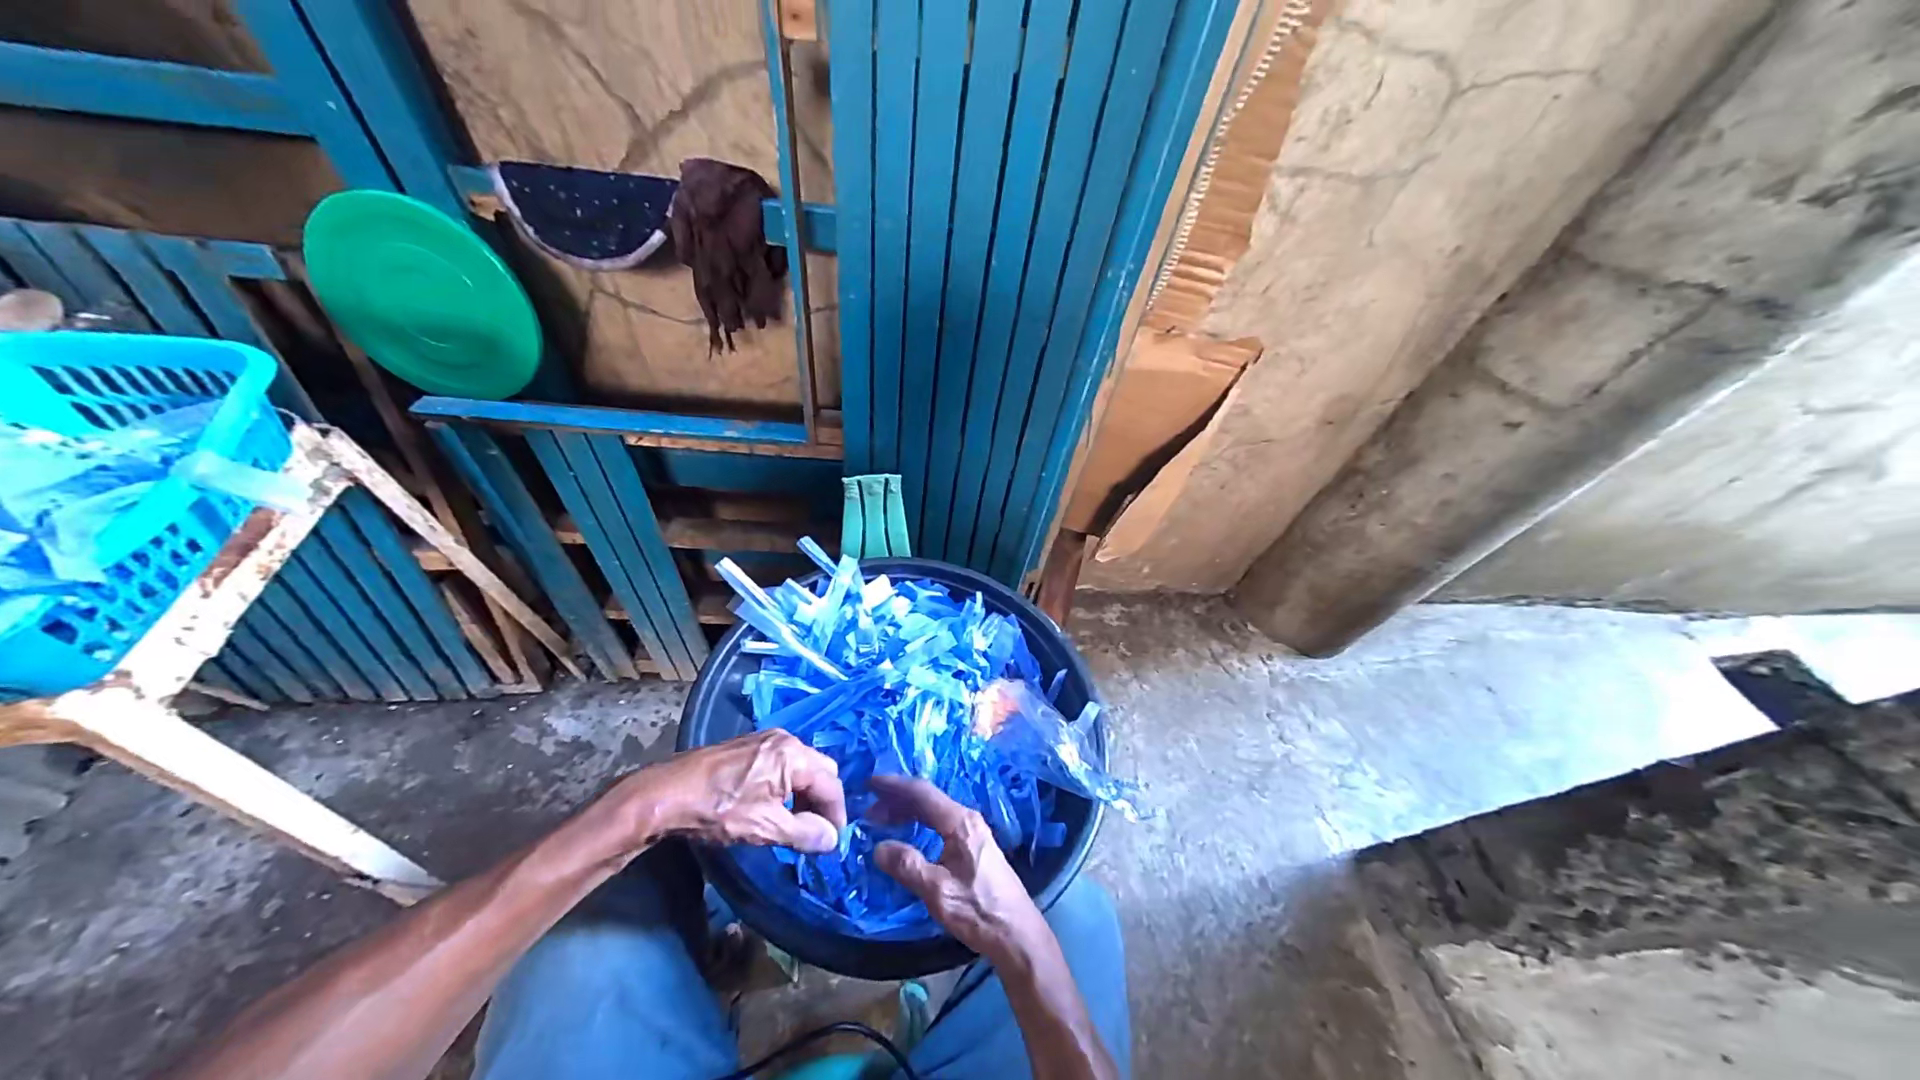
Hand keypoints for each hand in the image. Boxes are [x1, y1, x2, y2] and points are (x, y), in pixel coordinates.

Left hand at [625, 730, 847, 853]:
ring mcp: (764, 740)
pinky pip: (782, 766)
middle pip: (820, 771)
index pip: (831, 784)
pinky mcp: (748, 748)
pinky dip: (786, 788)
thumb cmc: (718, 810)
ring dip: (803, 796)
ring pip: (801, 768)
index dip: (836, 815)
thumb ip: (804, 833)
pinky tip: (773, 809)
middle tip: (815, 833)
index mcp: (793, 754)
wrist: (664, 796)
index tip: (832, 843)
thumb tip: (831, 840)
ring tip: (794, 826)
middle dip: (822, 803)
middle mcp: (784, 739)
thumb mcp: (765, 827)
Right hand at [870, 775, 1049, 963]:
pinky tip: (906, 835)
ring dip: (906, 812)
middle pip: (927, 799)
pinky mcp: (973, 846)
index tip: (869, 782)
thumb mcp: (938, 892)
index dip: (894, 785)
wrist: (1017, 934)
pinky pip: (938, 823)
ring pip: (933, 811)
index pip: (922, 792)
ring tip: (880, 820)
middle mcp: (967, 819)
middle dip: (896, 799)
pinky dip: (918, 823)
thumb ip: (908, 866)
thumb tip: (878, 847)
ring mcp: (972, 832)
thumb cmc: (979, 911)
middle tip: (867, 808)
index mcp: (960, 823)